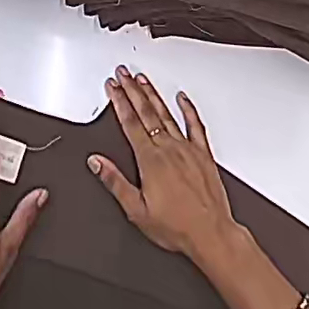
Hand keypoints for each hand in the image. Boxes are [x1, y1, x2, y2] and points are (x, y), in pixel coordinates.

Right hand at [90, 68, 247, 263]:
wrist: (211, 234)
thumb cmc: (176, 226)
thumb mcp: (136, 209)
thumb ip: (115, 182)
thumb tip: (97, 163)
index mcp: (150, 160)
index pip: (130, 123)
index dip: (119, 102)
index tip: (112, 87)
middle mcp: (169, 150)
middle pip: (146, 112)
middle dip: (132, 90)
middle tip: (123, 73)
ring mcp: (187, 150)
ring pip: (166, 114)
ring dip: (153, 95)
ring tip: (142, 80)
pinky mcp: (203, 155)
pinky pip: (195, 126)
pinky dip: (188, 110)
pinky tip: (182, 98)